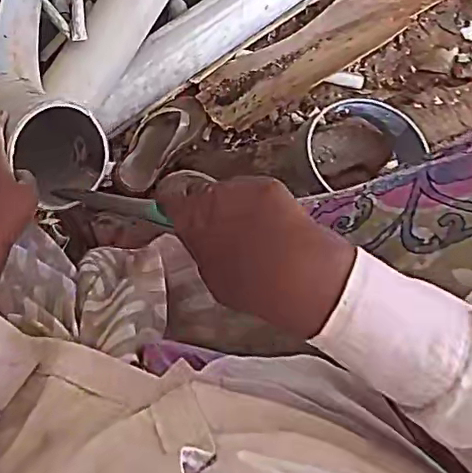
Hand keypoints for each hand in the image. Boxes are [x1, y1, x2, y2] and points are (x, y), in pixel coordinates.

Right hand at [155, 173, 355, 338]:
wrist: (302, 277)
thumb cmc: (254, 288)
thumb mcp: (213, 278)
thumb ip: (201, 252)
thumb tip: (202, 243)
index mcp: (190, 221)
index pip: (170, 200)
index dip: (175, 206)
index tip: (180, 212)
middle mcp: (209, 196)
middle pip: (202, 194)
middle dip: (211, 208)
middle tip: (227, 230)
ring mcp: (239, 187)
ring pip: (231, 191)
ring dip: (238, 205)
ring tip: (256, 230)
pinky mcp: (267, 184)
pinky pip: (258, 191)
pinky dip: (264, 203)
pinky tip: (277, 225)